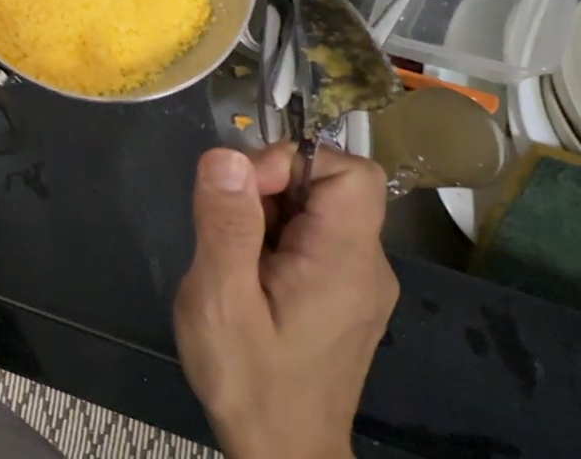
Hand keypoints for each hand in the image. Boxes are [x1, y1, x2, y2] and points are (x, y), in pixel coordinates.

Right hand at [174, 144, 398, 458]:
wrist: (280, 446)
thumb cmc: (248, 375)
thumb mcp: (220, 297)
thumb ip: (226, 224)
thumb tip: (225, 154)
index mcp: (345, 263)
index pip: (350, 173)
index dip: (289, 161)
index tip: (236, 187)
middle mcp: (365, 266)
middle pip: (329, 187)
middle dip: (265, 186)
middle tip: (219, 223)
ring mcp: (355, 282)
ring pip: (314, 210)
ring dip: (262, 212)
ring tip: (226, 254)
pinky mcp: (339, 294)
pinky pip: (309, 237)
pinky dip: (269, 235)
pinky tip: (240, 270)